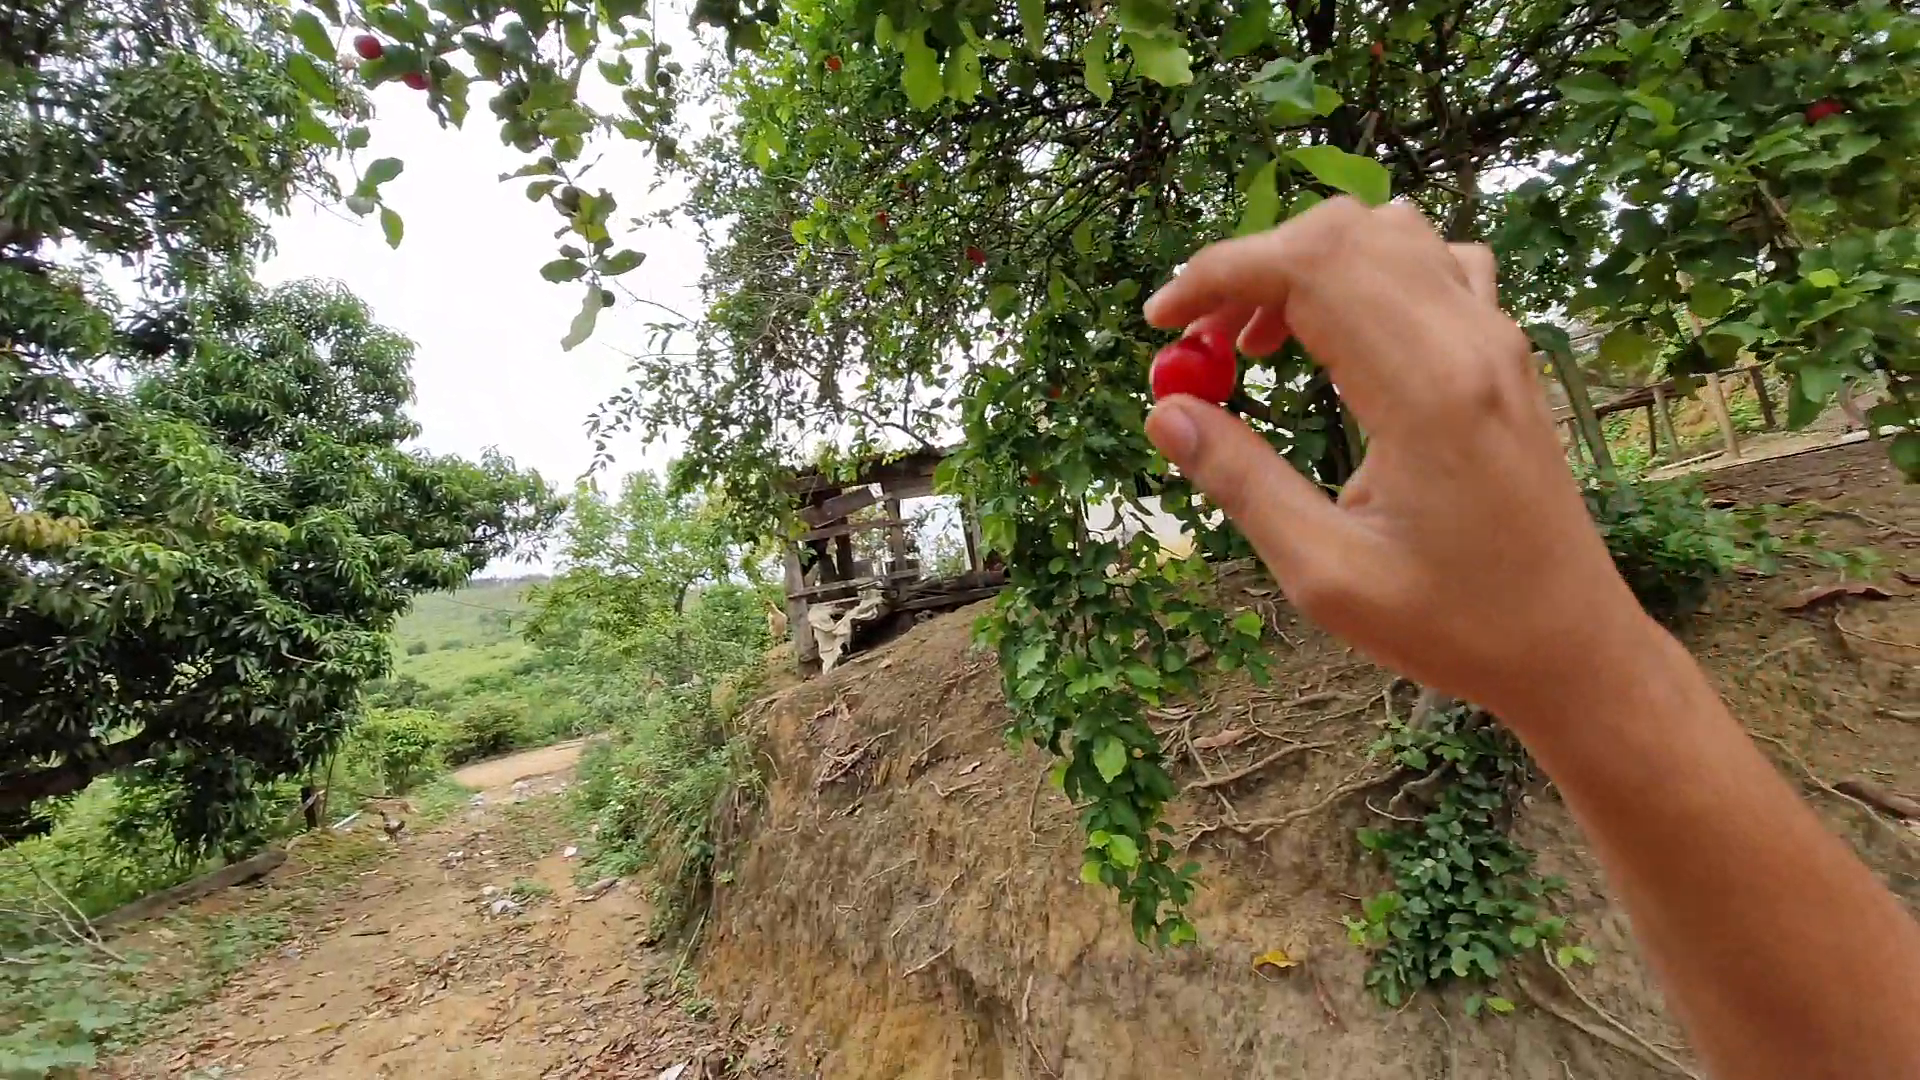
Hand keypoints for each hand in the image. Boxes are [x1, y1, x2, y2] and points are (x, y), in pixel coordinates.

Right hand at [1143, 198, 1654, 723]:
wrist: (1569, 647)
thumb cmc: (1448, 624)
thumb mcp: (1321, 571)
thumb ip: (1238, 480)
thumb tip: (1163, 411)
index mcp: (1425, 390)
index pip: (1311, 266)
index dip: (1217, 273)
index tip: (1158, 322)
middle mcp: (1469, 341)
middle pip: (1343, 234)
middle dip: (1246, 269)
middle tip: (1196, 344)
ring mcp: (1494, 341)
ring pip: (1385, 238)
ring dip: (1300, 269)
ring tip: (1251, 343)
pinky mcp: (1499, 357)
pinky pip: (1426, 269)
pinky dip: (1355, 279)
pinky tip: (1330, 339)